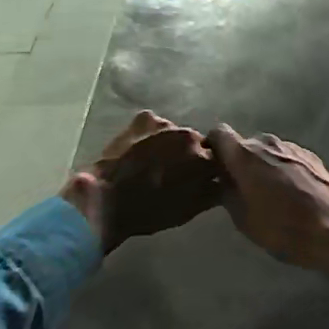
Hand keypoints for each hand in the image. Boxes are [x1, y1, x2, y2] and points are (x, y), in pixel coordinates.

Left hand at [62, 111, 221, 252]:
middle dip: (191, 154)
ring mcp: (164, 123)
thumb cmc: (150, 211)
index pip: (218, 158)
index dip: (210, 168)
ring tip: (155, 161)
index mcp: (202, 158)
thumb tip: (222, 182)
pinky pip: (156, 126)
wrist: (107, 197)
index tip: (203, 177)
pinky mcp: (143, 118)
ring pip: (176, 133)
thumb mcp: (187, 210)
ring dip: (172, 143)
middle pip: (197, 142)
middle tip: (177, 171)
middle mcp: (188, 134)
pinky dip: (153, 135)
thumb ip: (211, 193)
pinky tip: (142, 150)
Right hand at [205, 125, 328, 282]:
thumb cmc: (284, 228)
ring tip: (271, 194)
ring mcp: (289, 146)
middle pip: (244, 144)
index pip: (218, 133)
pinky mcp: (309, 154)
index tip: (215, 166)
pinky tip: (292, 194)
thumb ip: (228, 194)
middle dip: (240, 162)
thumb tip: (224, 182)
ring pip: (266, 151)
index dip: (214, 146)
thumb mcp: (245, 221)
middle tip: (244, 188)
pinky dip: (282, 169)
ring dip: (263, 166)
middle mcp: (265, 142)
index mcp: (244, 155)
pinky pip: (285, 157)